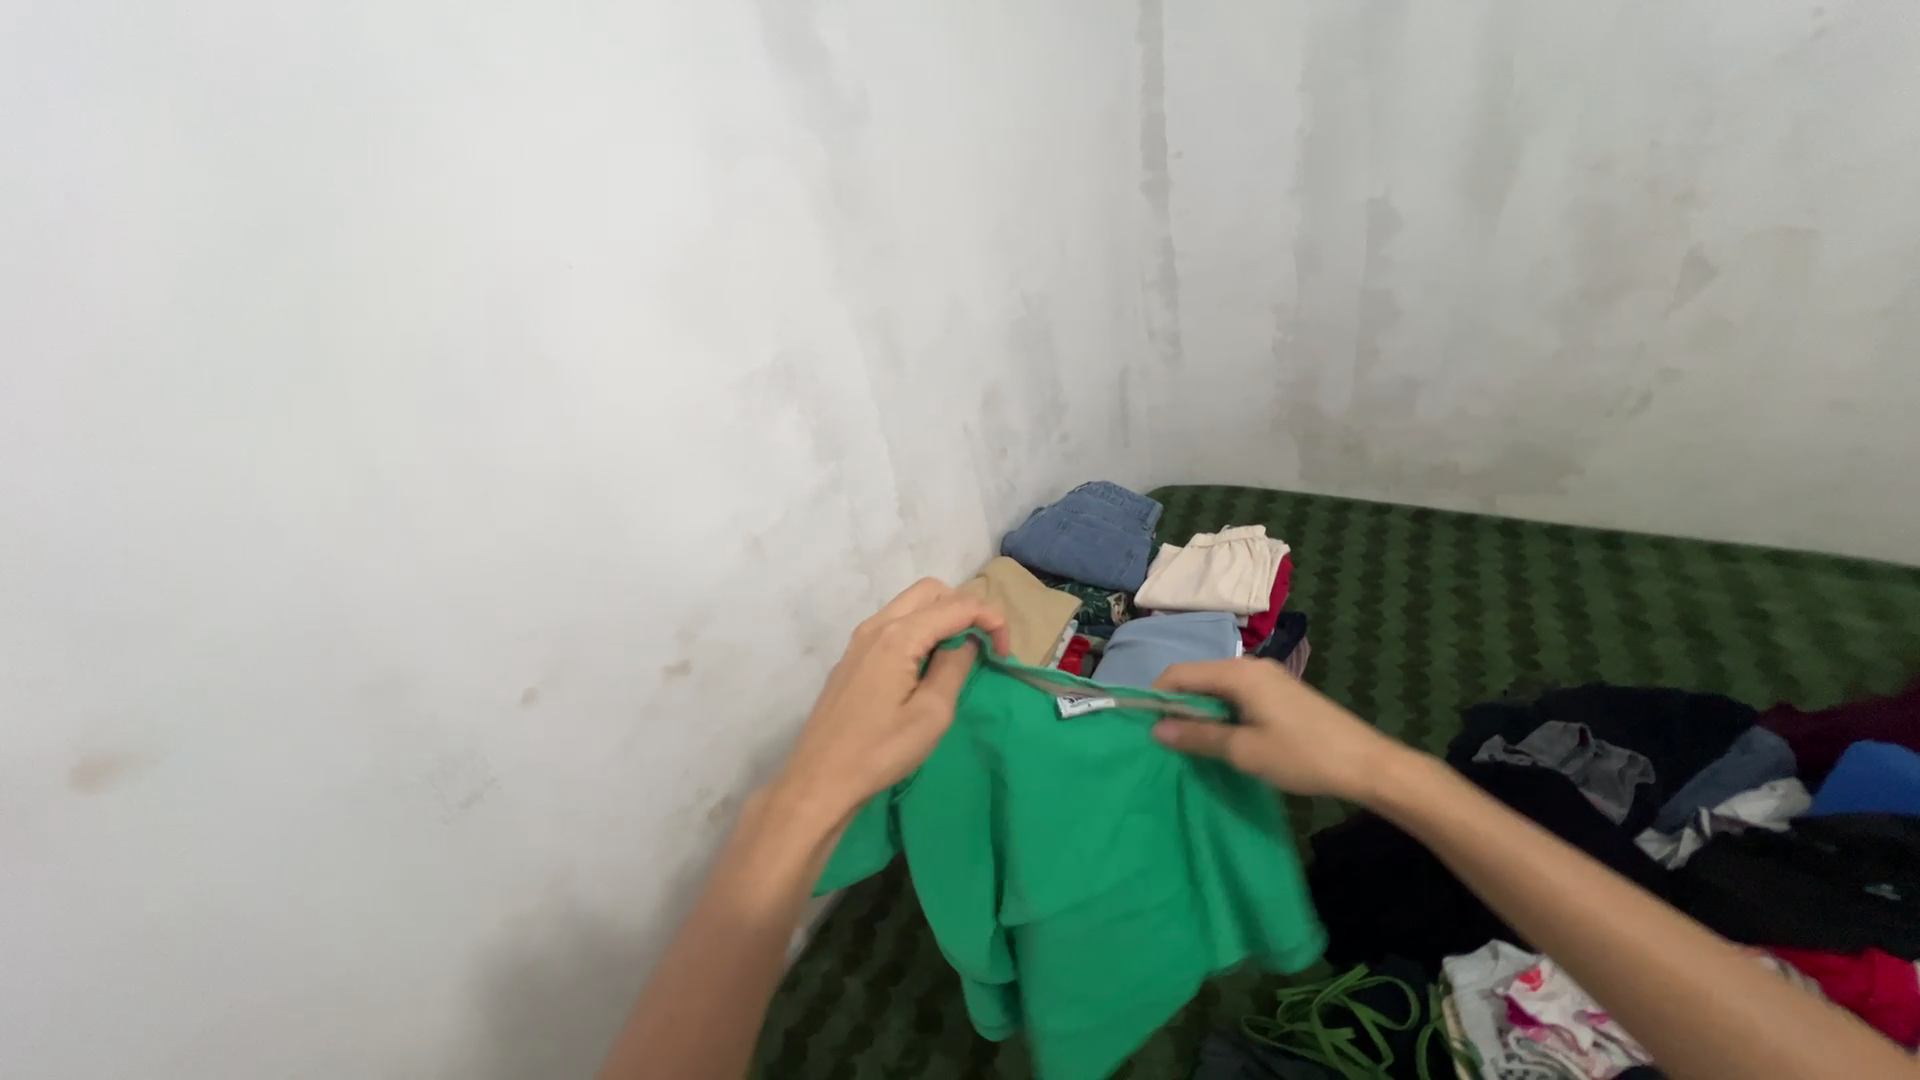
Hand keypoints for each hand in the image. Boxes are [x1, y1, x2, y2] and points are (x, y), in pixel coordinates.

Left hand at [770, 579, 1010, 823]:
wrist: (821, 778)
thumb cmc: (881, 750)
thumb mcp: (932, 714)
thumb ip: (954, 667)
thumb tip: (966, 642)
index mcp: (899, 635)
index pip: (958, 605)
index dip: (991, 620)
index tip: (1005, 652)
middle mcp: (877, 625)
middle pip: (931, 591)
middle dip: (965, 608)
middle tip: (982, 644)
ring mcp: (860, 639)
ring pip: (910, 604)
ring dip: (941, 617)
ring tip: (958, 654)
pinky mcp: (853, 656)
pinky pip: (893, 623)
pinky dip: (919, 629)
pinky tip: (926, 665)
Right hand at [1149, 658, 1410, 800]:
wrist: (1368, 764)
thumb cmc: (1303, 755)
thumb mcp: (1245, 751)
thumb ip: (1198, 737)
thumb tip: (1156, 729)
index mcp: (1238, 673)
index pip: (1180, 674)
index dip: (1157, 696)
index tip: (1145, 725)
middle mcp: (1250, 666)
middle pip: (1197, 676)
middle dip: (1177, 704)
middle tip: (1167, 739)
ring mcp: (1267, 677)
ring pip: (1216, 686)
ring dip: (1200, 710)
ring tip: (1193, 742)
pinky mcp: (1279, 691)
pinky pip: (1235, 693)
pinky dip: (1221, 710)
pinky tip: (1224, 736)